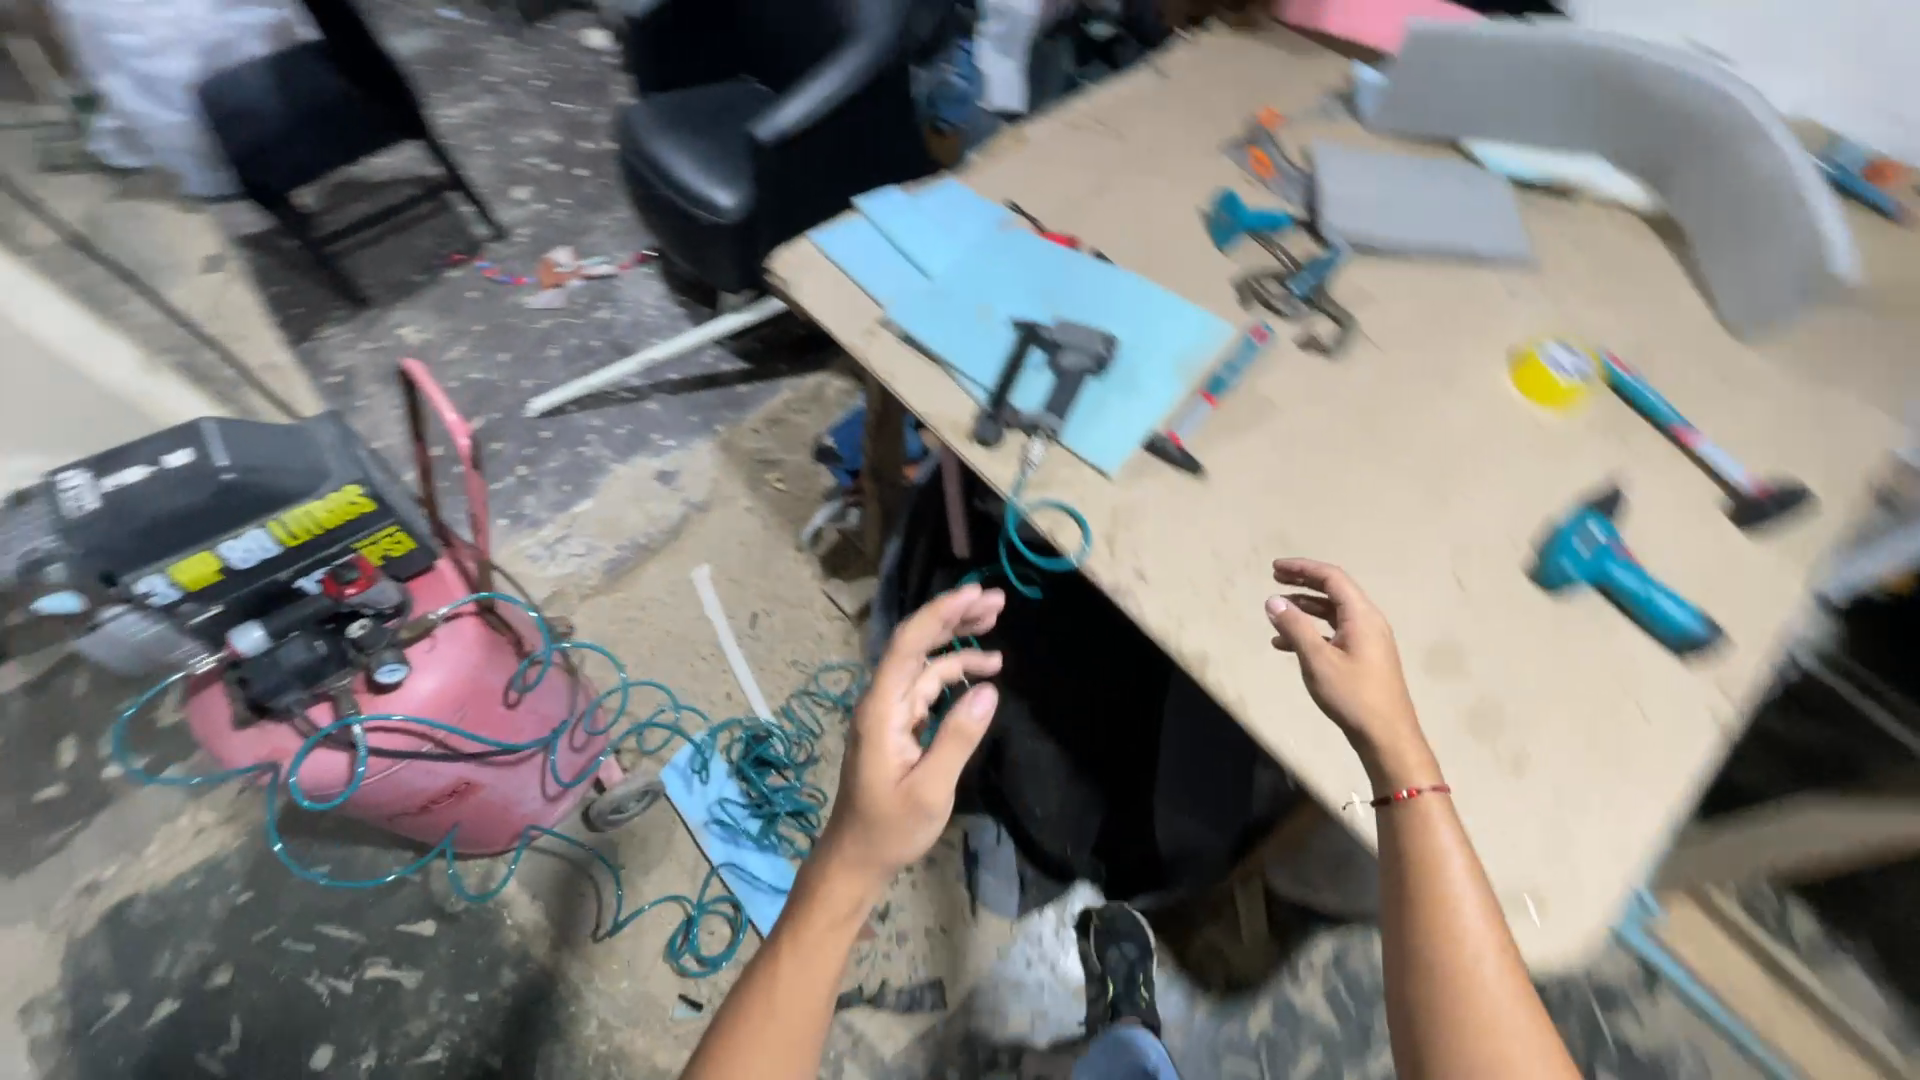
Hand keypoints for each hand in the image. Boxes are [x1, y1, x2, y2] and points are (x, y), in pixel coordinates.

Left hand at [816, 583, 1005, 894]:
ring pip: (925, 661)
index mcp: (882, 708)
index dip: (941, 613)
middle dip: (953, 616)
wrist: (857, 856)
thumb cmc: (890, 828)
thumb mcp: (931, 789)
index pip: (908, 644)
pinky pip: (928, 685)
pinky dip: (956, 673)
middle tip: (996, 600)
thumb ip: (958, 737)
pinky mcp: (900, 724)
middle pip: (916, 643)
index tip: (975, 595)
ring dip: (958, 642)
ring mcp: (891, 710)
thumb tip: (989, 690)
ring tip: (995, 624)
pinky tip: (983, 673)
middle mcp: (883, 699)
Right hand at [1265, 559, 1433, 784]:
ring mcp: (1367, 640)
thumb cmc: (1353, 695)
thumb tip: (1273, 601)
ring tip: (1276, 611)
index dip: (1303, 568)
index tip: (1275, 568)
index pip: (1332, 578)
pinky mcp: (1363, 657)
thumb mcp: (1317, 660)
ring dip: (1304, 607)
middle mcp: (1367, 622)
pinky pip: (1333, 632)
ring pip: (1332, 613)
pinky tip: (1285, 644)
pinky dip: (1310, 631)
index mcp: (1362, 616)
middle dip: (1303, 582)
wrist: (1386, 736)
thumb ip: (1294, 627)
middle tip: (1275, 579)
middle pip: (1333, 591)